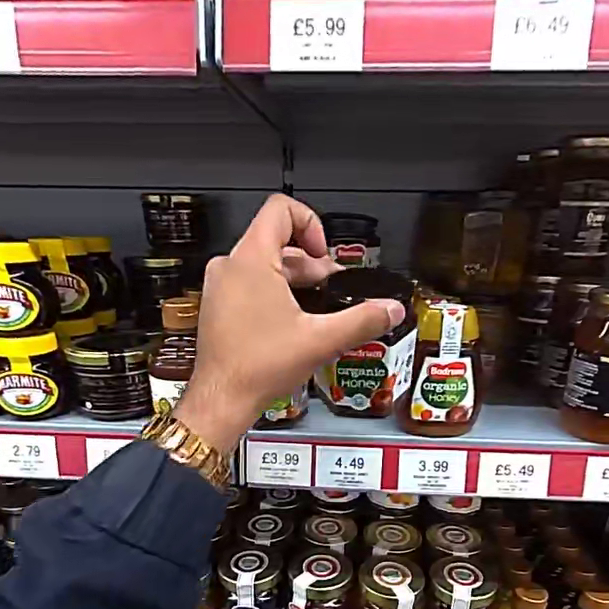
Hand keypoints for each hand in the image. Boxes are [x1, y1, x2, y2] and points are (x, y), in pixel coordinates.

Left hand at [172, 194, 405, 452]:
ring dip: (293, 280)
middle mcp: (229, 267)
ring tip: (314, 308)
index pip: (281, 209)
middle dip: (309, 263)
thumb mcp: (320, 340)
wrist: (222, 400)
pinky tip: (291, 324)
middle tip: (330, 288)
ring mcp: (220, 288)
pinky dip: (273, 294)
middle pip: (277, 241)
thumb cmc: (256, 367)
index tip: (324, 255)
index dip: (311, 223)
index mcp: (251, 260)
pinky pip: (248, 285)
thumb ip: (362, 320)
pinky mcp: (218, 307)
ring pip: (263, 265)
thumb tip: (390, 310)